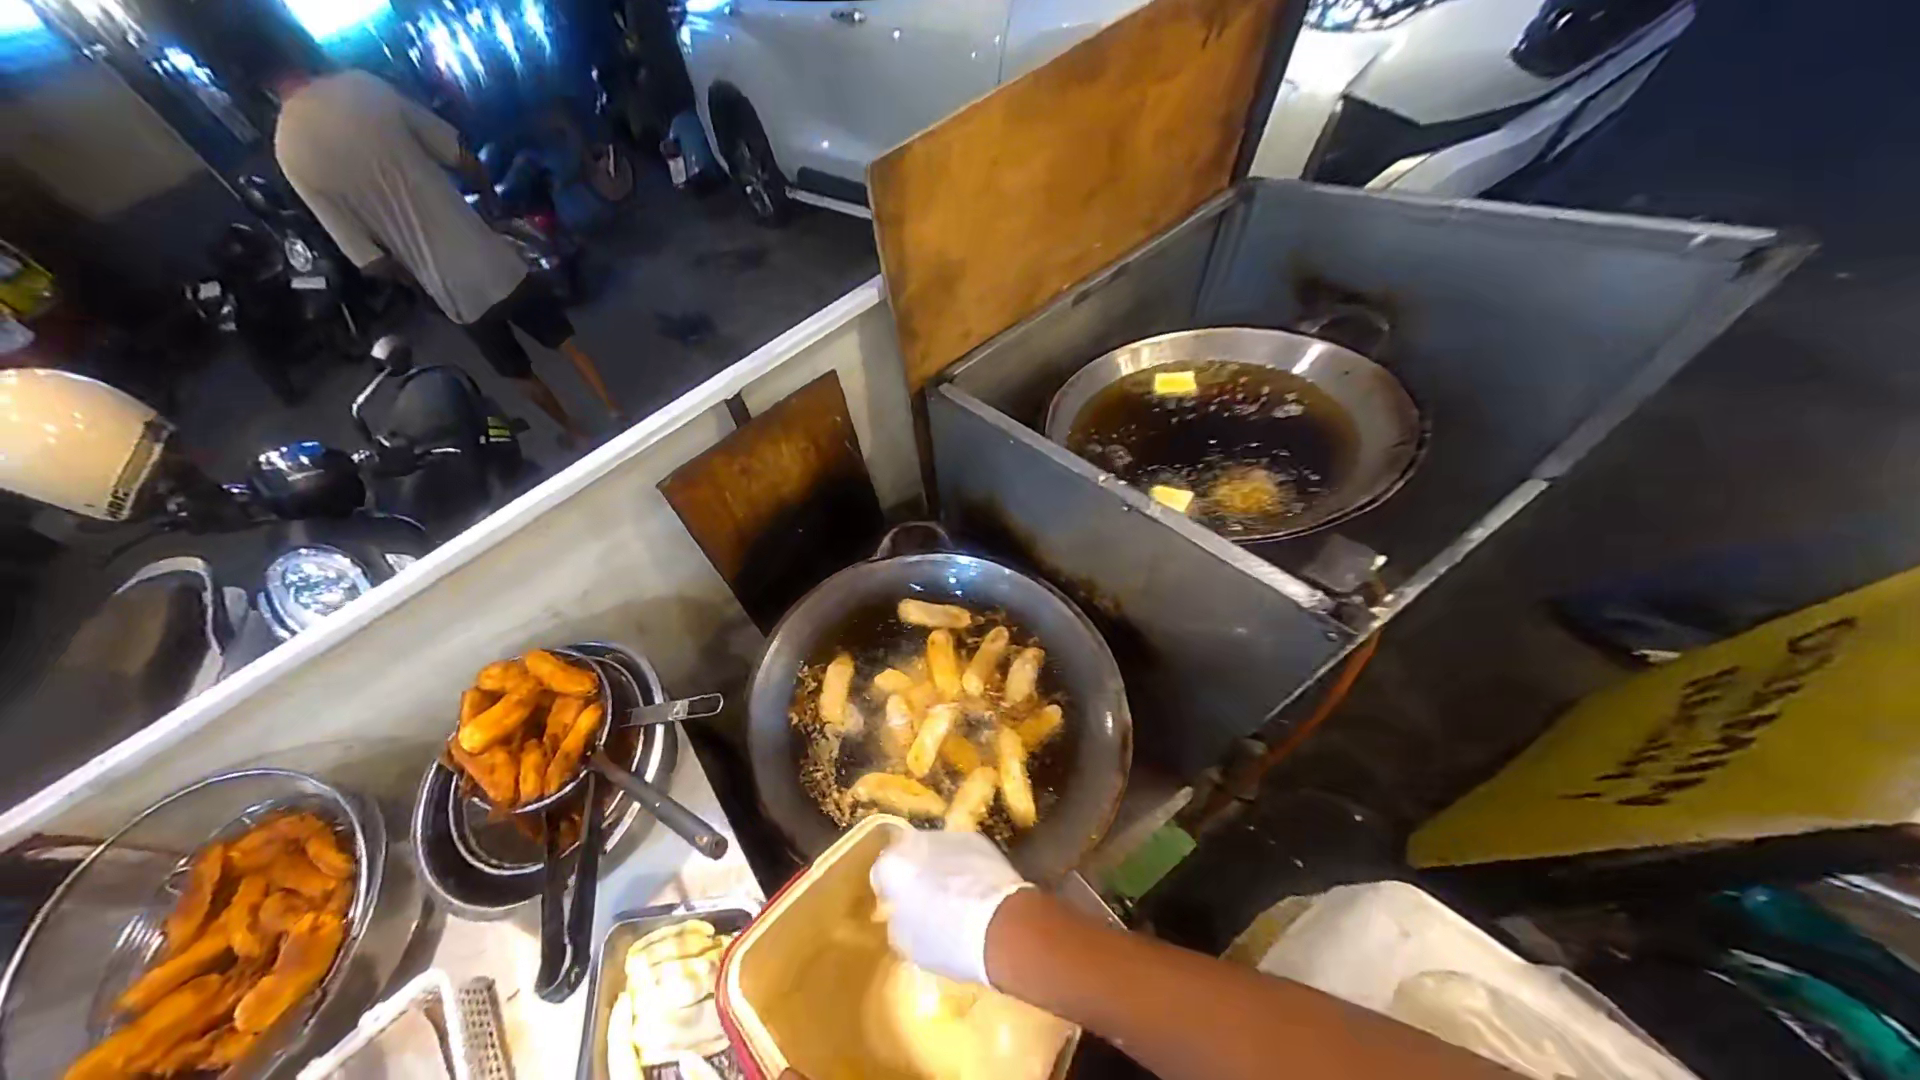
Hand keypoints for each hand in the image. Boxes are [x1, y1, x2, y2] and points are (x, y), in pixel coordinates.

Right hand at [869, 829, 1031, 986]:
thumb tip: (902, 912)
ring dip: (940, 867)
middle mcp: (919, 841)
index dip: (889, 890)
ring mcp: (951, 837)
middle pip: (910, 855)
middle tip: (926, 900)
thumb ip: (898, 920)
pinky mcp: (979, 840)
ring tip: (955, 896)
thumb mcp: (909, 943)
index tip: (898, 907)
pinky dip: (964, 866)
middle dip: (915, 872)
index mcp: (894, 866)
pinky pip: (962, 853)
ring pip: (937, 851)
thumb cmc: (947, 940)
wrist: (1000, 924)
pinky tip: (976, 890)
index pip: (882, 872)